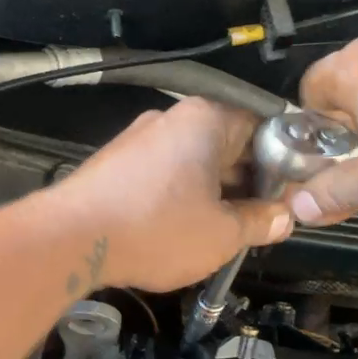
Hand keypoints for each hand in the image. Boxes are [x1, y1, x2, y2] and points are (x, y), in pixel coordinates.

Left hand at [52, 97, 293, 292]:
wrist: (71, 240)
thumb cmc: (157, 230)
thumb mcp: (222, 235)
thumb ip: (260, 222)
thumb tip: (284, 217)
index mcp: (205, 119)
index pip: (262, 128)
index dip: (280, 164)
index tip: (286, 198)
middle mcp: (170, 118)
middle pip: (225, 145)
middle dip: (244, 183)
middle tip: (257, 223)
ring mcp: (136, 139)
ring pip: (191, 164)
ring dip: (210, 195)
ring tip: (219, 233)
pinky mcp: (113, 164)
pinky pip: (160, 176)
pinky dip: (177, 198)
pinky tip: (178, 231)